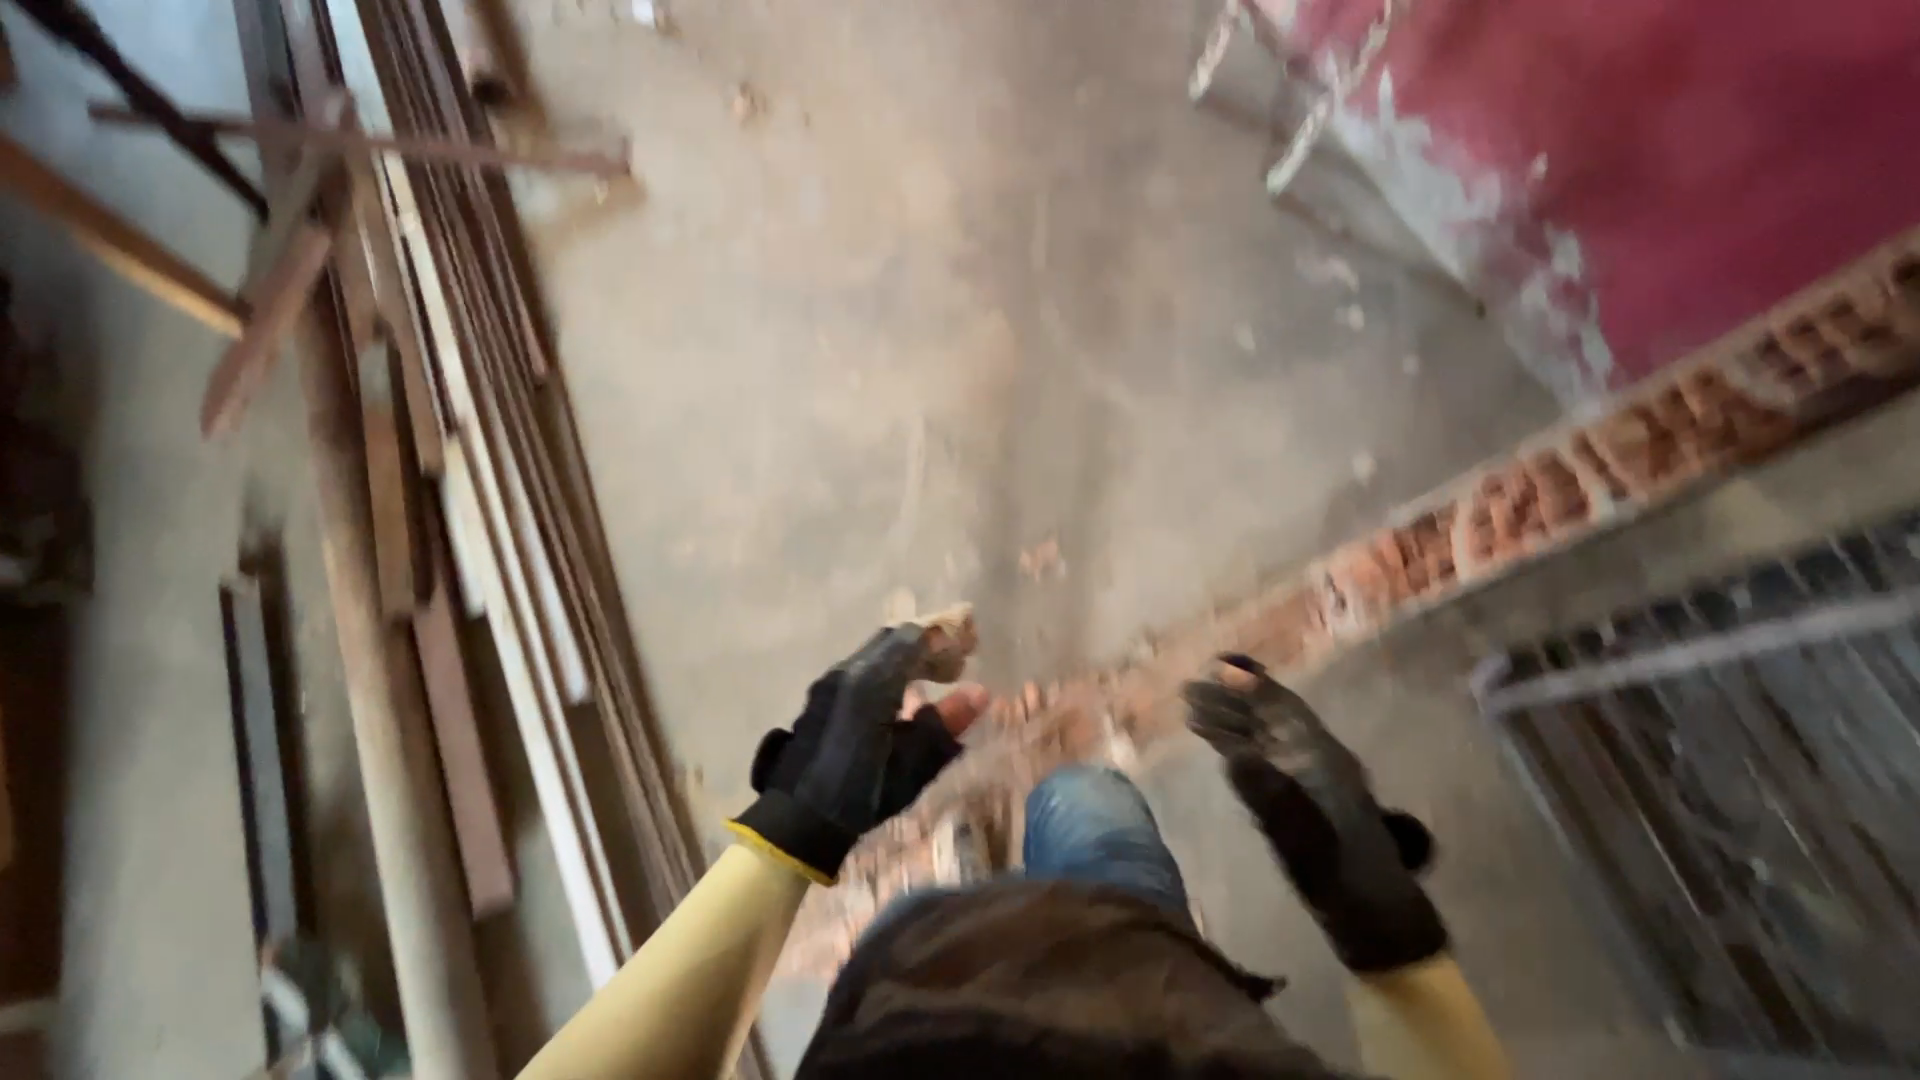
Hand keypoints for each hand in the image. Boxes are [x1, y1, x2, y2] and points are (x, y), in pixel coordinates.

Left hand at [728, 624, 986, 883]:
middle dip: (926, 648)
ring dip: (905, 660)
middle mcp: (849, 671)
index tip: (969, 654)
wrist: (799, 817)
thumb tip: (981, 692)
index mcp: (872, 681)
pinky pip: (860, 669)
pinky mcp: (821, 696)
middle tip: (953, 669)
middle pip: (893, 639)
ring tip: (931, 684)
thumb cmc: (863, 791)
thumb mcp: (913, 763)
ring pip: (875, 653)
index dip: (945, 641)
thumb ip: (946, 722)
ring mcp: (831, 682)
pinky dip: (886, 672)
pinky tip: (898, 700)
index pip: (914, 638)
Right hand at [1183, 655, 1446, 972]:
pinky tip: (1217, 745)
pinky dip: (1235, 746)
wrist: (1373, 919)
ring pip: (1262, 736)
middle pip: (1269, 717)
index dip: (1253, 687)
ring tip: (1191, 709)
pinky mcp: (1294, 798)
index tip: (1221, 668)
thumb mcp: (1309, 841)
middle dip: (1231, 700)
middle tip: (1189, 688)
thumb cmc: (1344, 879)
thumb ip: (1272, 798)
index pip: (1284, 709)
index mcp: (1324, 759)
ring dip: (1229, 720)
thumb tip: (1233, 757)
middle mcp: (1315, 759)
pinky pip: (1261, 758)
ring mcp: (1305, 779)